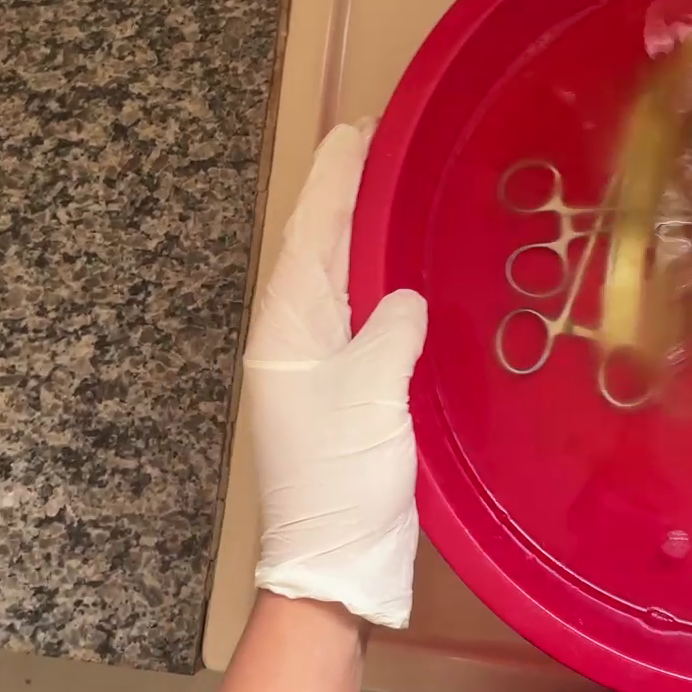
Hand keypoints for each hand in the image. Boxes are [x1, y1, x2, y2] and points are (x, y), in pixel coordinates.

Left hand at [242, 122, 425, 628]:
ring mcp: (315, 359)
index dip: (332, 180)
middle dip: (340, 190)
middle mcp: (293, 334)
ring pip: (333, 274)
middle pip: (315, 246)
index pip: (308, 235)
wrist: (336, 560)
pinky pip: (354, 307)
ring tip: (381, 181)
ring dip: (352, 225)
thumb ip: (390, 332)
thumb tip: (404, 298)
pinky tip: (391, 262)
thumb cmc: (343, 478)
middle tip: (373, 140)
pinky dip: (369, 272)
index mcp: (288, 328)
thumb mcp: (371, 397)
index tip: (356, 131)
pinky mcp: (341, 381)